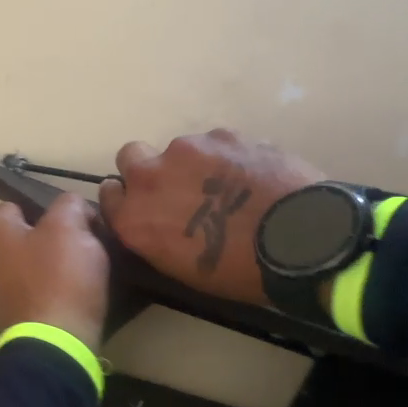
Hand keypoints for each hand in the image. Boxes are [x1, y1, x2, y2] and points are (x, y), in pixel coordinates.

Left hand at [0, 193, 110, 348]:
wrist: (54, 343)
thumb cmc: (58, 277)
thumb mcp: (70, 227)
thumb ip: (69, 205)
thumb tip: (73, 208)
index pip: (22, 206)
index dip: (54, 213)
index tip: (79, 227)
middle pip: (25, 235)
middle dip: (51, 239)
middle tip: (82, 250)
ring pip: (28, 262)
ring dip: (50, 265)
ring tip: (78, 275)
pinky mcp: (5, 312)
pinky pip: (30, 288)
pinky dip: (46, 289)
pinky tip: (67, 296)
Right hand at [96, 129, 326, 307]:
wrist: (299, 240)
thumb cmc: (237, 271)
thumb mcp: (179, 267)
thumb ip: (153, 235)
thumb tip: (156, 220)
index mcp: (133, 218)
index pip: (108, 194)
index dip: (126, 197)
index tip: (145, 205)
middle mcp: (148, 178)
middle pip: (130, 156)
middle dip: (148, 167)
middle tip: (179, 188)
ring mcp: (185, 151)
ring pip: (179, 149)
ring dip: (194, 163)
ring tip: (228, 185)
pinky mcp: (223, 135)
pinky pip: (216, 143)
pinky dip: (227, 157)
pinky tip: (252, 176)